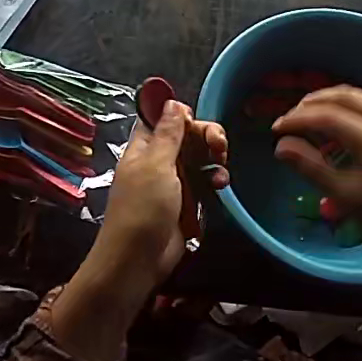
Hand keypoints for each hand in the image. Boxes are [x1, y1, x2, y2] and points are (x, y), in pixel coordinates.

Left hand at [49, 101, 227, 360]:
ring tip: (222, 168)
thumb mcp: (156, 165)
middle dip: (206, 136)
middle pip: (187, 136)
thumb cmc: (143, 209)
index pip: (163, 119)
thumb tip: (172, 100)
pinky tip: (221, 185)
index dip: (182, 116)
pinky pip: (204, 182)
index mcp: (143, 147)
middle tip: (221, 146)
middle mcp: (158, 161)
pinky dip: (214, 180)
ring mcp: (173, 183)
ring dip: (214, 159)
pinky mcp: (186, 203)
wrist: (139, 259)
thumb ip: (168, 133)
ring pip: (199, 158)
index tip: (197, 122)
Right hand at [272, 85, 361, 288]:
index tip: (277, 128)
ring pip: (357, 98)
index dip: (299, 119)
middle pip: (345, 97)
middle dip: (312, 104)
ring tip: (303, 116)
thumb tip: (280, 146)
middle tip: (289, 119)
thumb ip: (311, 167)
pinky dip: (342, 108)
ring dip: (327, 101)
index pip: (330, 117)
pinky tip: (327, 125)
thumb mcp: (344, 196)